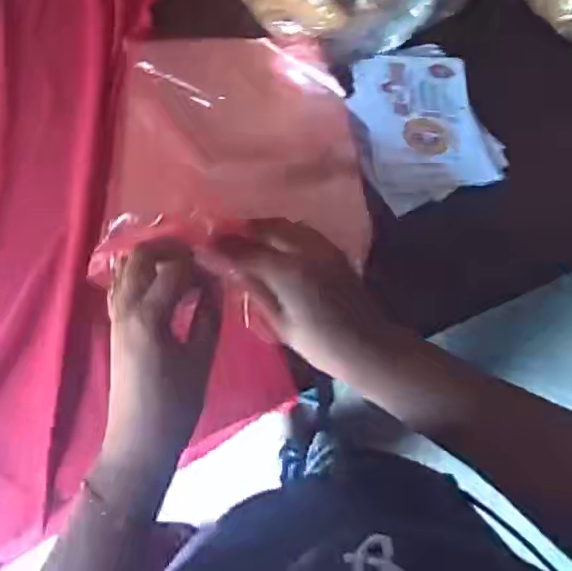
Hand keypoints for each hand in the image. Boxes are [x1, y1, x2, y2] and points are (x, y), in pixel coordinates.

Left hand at [101, 242, 221, 478]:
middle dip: (170, 247)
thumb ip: (209, 314)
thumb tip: (216, 281)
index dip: (198, 263)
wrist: (138, 443)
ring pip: (127, 264)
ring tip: (182, 266)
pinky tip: (163, 282)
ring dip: (153, 256)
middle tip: (197, 256)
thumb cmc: (174, 406)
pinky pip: (123, 281)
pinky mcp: (113, 322)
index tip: (217, 269)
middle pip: (141, 254)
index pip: (174, 268)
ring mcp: (115, 313)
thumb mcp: (201, 358)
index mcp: (147, 316)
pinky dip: (141, 272)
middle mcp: (125, 306)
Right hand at [202, 219, 414, 382]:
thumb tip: (224, 268)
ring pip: (282, 224)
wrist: (369, 346)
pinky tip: (274, 244)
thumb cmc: (320, 344)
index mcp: (287, 270)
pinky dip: (282, 231)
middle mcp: (302, 249)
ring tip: (244, 240)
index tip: (202, 246)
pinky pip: (300, 229)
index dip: (221, 247)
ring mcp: (320, 245)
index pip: (244, 250)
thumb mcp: (280, 323)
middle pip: (263, 228)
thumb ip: (253, 288)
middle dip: (239, 232)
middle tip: (221, 241)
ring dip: (260, 228)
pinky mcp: (331, 247)